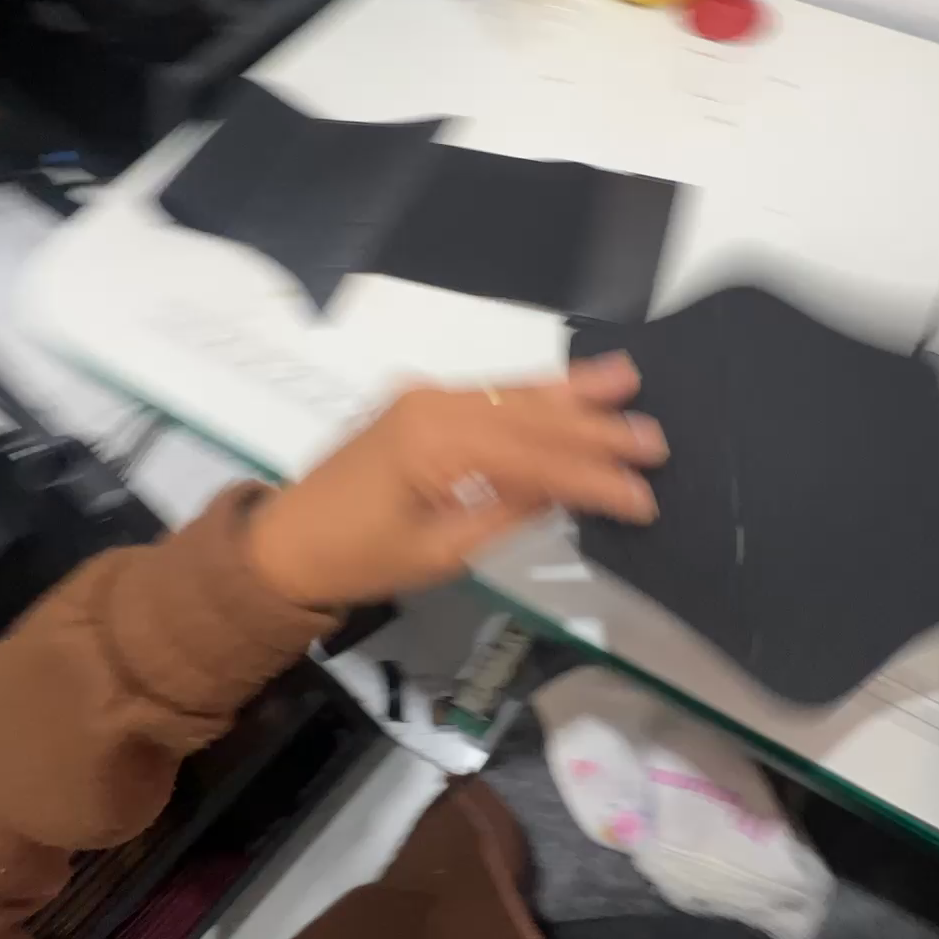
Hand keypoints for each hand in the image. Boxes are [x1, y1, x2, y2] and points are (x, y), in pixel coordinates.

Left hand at [245, 353, 666, 607]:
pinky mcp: (423, 401)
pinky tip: (568, 387)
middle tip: (651, 435)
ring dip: (571, 391)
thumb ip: (508, 510)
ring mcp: (426, 396)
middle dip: (593, 427)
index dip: (592, 479)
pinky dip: (534, 395)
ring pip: (512, 393)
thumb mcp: (442, 553)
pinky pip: (490, 395)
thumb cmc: (360, 560)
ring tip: (624, 378)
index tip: (641, 495)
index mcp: (434, 447)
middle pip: (529, 415)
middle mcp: (434, 405)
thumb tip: (564, 488)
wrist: (286, 542)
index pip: (533, 460)